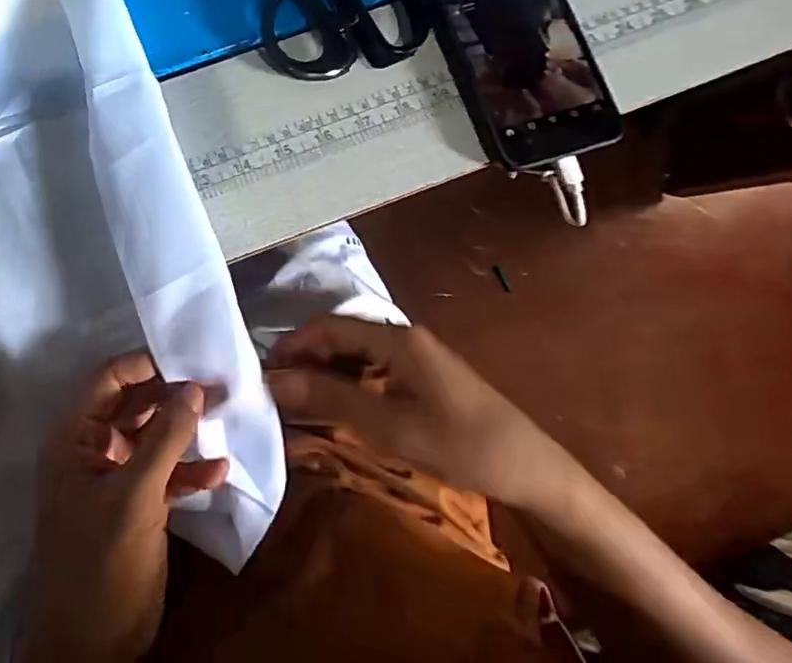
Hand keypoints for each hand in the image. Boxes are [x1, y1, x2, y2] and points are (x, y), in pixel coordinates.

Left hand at [20, 352, 229, 662]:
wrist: (90, 651)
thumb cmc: (101, 566)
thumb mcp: (134, 498)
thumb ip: (165, 439)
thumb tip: (194, 387)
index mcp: (74, 440)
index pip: (109, 380)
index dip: (146, 364)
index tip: (190, 357)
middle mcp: (90, 451)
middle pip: (135, 403)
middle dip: (175, 394)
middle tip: (218, 384)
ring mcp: (113, 479)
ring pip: (153, 436)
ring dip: (186, 429)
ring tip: (225, 417)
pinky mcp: (135, 506)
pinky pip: (165, 472)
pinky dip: (189, 469)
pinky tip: (219, 472)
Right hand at [265, 316, 584, 514]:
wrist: (528, 465)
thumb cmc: (459, 445)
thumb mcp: (389, 426)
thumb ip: (331, 400)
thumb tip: (274, 380)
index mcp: (397, 339)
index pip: (330, 326)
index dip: (293, 346)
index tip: (263, 374)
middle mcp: (405, 336)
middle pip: (343, 335)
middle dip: (306, 359)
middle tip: (277, 393)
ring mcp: (418, 354)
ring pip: (358, 352)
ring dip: (327, 372)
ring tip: (299, 403)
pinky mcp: (425, 374)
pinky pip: (376, 367)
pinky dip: (350, 382)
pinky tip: (339, 406)